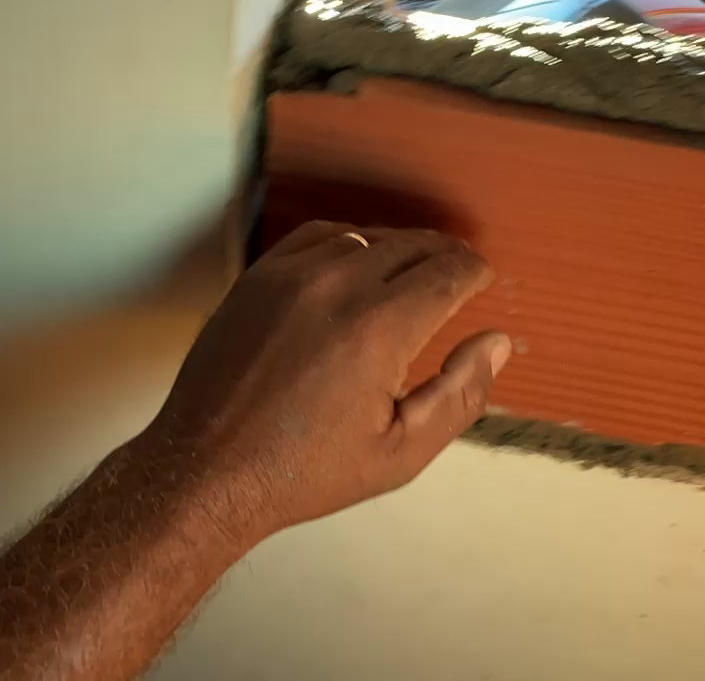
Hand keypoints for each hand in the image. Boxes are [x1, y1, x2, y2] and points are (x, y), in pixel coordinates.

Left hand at [146, 221, 507, 543]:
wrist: (206, 468)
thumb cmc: (306, 470)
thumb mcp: (400, 453)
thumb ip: (460, 394)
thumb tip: (498, 341)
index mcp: (378, 329)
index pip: (447, 274)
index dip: (474, 271)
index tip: (483, 277)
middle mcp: (337, 286)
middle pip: (412, 246)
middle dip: (446, 254)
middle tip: (460, 269)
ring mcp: (292, 274)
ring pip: (369, 236)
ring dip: (401, 246)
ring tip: (416, 266)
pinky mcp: (260, 275)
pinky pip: (321, 235)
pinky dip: (352, 240)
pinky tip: (360, 258)